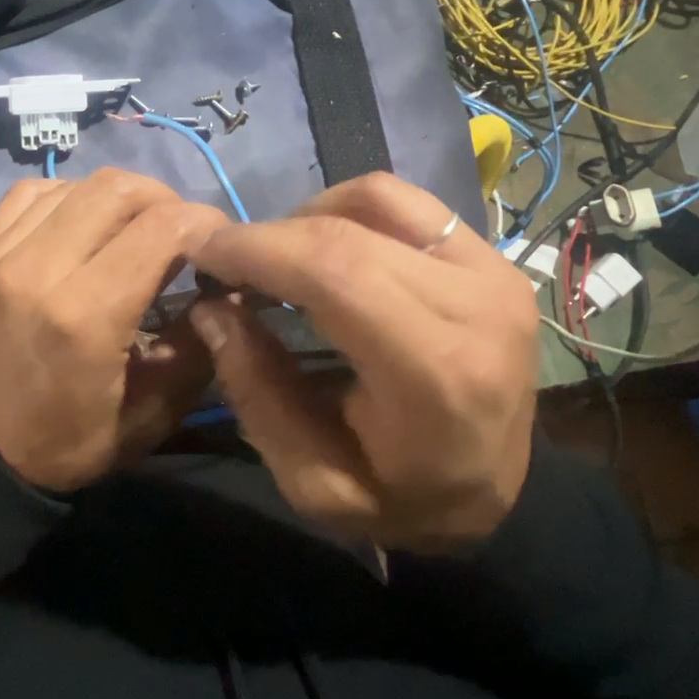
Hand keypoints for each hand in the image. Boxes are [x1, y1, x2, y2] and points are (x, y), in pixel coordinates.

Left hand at [0, 168, 230, 491]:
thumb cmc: (72, 441)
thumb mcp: (153, 413)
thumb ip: (198, 344)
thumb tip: (225, 287)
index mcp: (87, 316)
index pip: (162, 227)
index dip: (204, 224)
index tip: (217, 244)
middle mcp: (39, 271)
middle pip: (117, 189)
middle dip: (165, 201)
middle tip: (178, 233)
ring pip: (74, 185)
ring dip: (116, 199)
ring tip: (131, 229)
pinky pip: (29, 194)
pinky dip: (66, 198)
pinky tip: (80, 226)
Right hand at [186, 172, 538, 551]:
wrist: (499, 497)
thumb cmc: (402, 501)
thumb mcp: (312, 483)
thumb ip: (257, 394)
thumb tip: (212, 307)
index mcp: (436, 371)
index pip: (334, 270)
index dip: (254, 249)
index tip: (198, 253)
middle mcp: (476, 304)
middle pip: (346, 228)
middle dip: (265, 235)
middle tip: (222, 262)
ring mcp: (493, 272)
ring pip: (376, 197)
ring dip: (307, 217)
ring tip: (277, 262)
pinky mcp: (493, 259)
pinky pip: (406, 203)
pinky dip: (348, 213)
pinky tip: (325, 253)